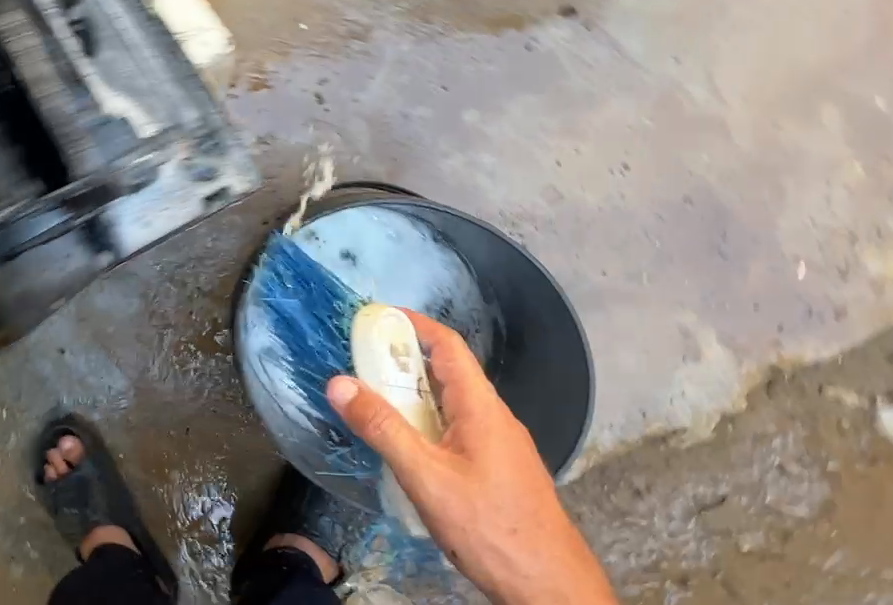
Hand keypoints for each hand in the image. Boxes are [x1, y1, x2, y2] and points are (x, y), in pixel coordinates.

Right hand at [327, 311, 616, 604]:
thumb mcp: (426, 478)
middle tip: (360, 359)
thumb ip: (382, 428)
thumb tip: (338, 383)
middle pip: (447, 372)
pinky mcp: (501, 471)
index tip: (375, 316)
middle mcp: (495, 418)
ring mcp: (502, 446)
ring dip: (413, 393)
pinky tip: (408, 446)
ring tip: (374, 399)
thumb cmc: (491, 528)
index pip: (448, 346)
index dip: (413, 323)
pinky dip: (427, 420)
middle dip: (403, 359)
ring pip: (452, 404)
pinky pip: (458, 429)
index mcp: (481, 408)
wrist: (554, 591)